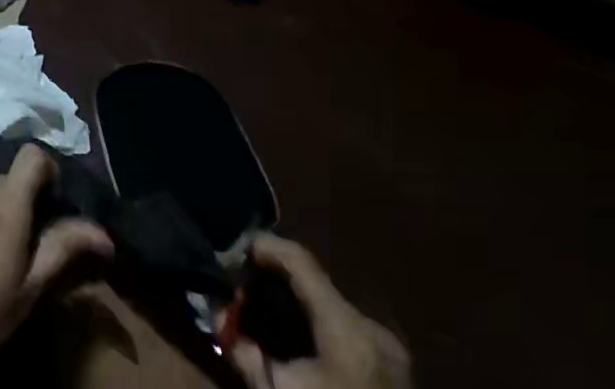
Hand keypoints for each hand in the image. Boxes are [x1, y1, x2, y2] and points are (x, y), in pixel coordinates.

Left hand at [0, 145, 113, 388]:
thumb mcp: (33, 284)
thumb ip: (66, 245)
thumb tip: (106, 235)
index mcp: (5, 204)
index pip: (32, 154)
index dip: (48, 169)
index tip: (51, 201)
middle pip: (13, 172)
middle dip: (26, 193)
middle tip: (28, 232)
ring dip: (1, 199)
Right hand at [224, 235, 412, 388]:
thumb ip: (247, 355)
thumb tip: (220, 317)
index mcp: (345, 330)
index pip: (302, 264)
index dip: (268, 247)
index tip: (238, 247)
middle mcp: (371, 328)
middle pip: (317, 282)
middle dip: (277, 275)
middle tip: (243, 280)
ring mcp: (388, 347)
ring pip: (332, 304)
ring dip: (297, 299)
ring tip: (263, 305)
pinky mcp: (394, 367)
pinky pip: (346, 327)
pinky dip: (317, 322)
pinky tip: (296, 337)